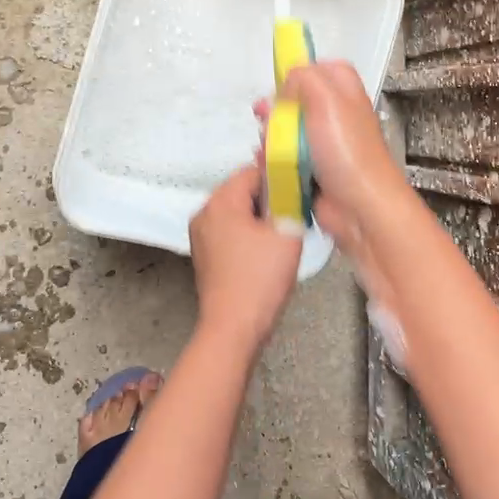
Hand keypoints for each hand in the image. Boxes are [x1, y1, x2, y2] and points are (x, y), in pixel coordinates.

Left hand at [188, 165, 301, 351]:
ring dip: (259, 219)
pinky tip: (264, 255)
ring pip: (235, 213)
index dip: (279, 179)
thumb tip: (289, 181)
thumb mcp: (287, 231)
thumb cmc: (261, 277)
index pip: (252, 171)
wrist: (233, 327)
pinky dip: (246, 235)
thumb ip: (289, 198)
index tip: (299, 195)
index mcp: (220, 201)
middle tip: (294, 219)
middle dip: (269, 201)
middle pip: (241, 191)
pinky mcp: (203, 255)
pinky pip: (228, 232)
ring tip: (281, 239)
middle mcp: (203, 212)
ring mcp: (200, 234)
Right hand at [259, 60, 409, 229]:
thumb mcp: (328, 100)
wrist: (359, 207)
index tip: (281, 84)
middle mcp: (335, 115)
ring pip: (286, 129)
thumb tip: (287, 82)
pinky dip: (273, 159)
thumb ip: (304, 78)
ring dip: (271, 136)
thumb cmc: (347, 151)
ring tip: (267, 148)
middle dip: (276, 108)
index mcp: (345, 92)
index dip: (300, 72)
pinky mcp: (312, 168)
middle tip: (264, 116)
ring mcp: (323, 144)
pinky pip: (284, 156)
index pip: (321, 68)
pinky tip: (266, 163)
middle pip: (296, 100)